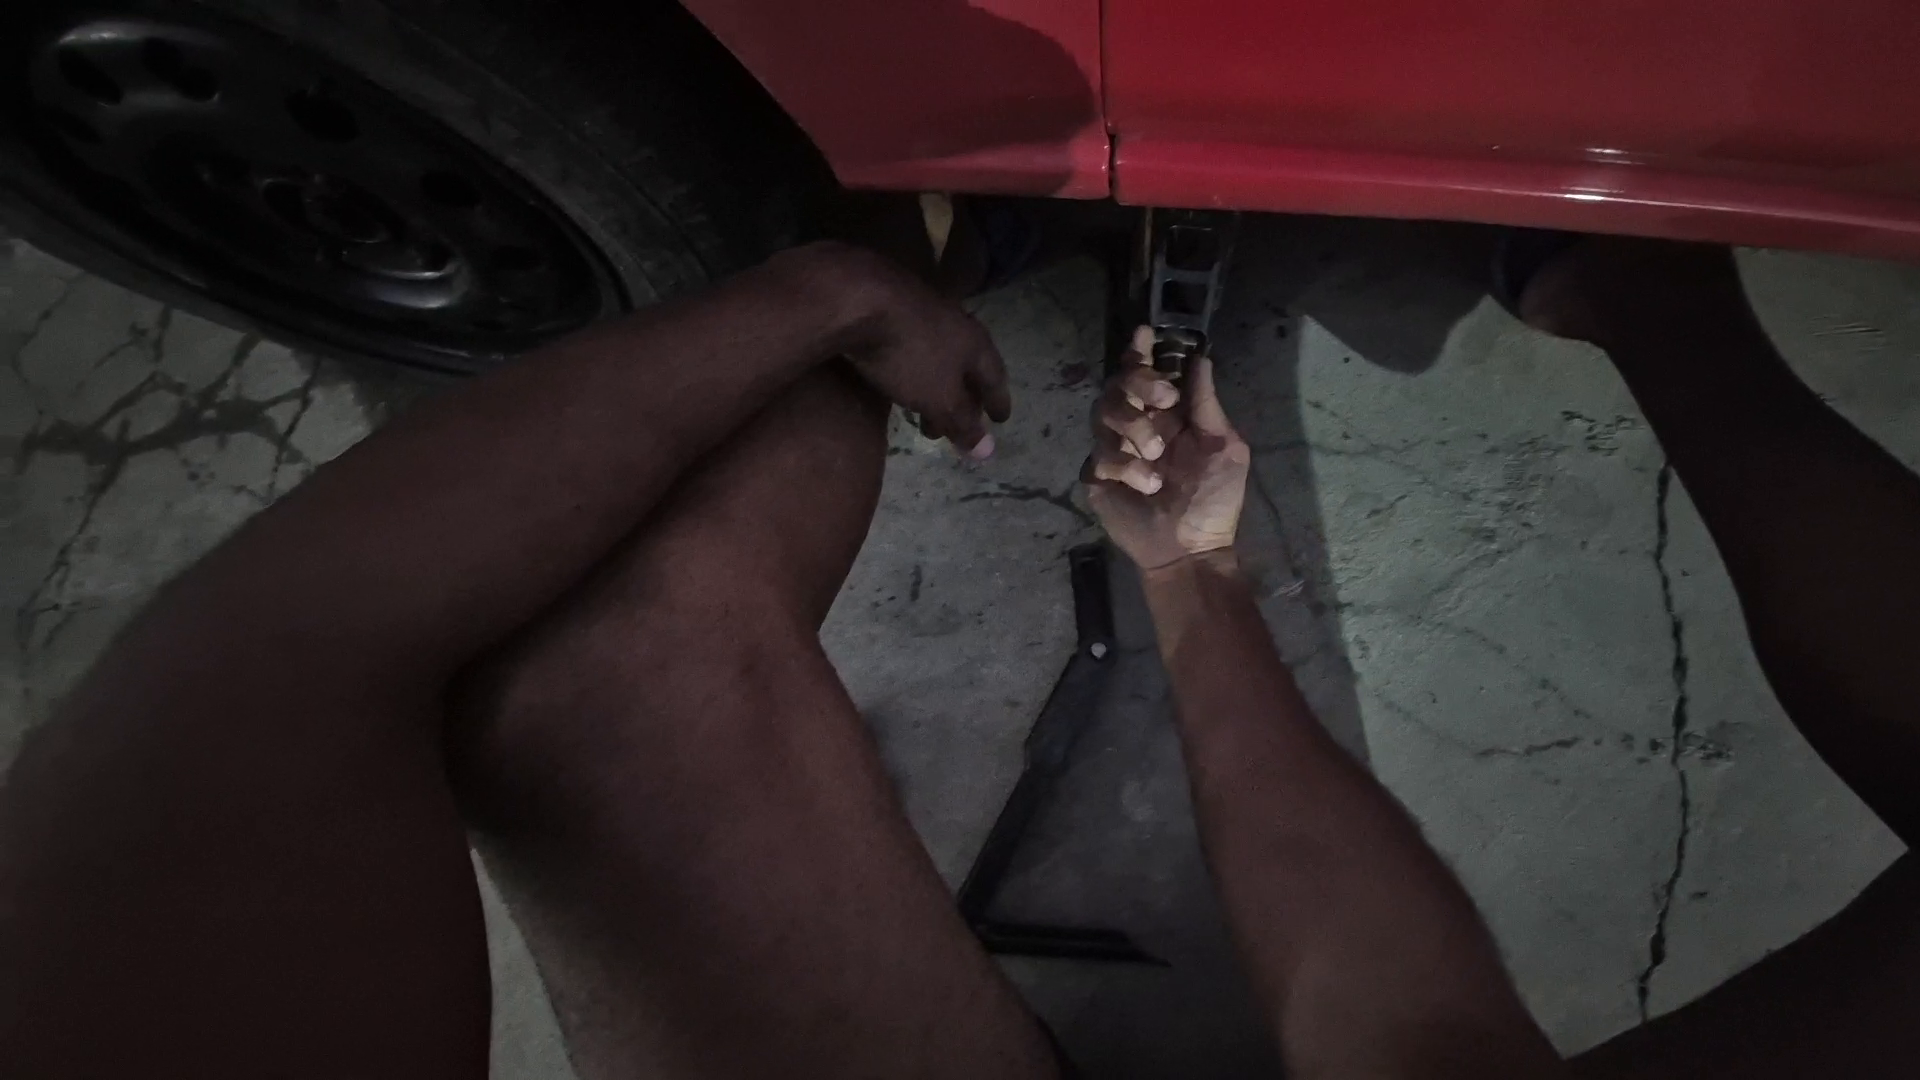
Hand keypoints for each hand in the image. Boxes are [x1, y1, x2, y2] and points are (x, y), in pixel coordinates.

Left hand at [798, 243, 1011, 456]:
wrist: (856, 299)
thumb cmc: (909, 355)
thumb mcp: (940, 398)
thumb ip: (963, 423)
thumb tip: (989, 451)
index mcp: (974, 342)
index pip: (995, 376)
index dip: (997, 401)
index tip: (1000, 420)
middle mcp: (954, 321)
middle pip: (966, 366)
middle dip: (963, 400)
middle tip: (955, 428)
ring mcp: (921, 309)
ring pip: (938, 355)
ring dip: (936, 386)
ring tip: (923, 412)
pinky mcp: (889, 304)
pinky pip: (912, 345)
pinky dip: (914, 368)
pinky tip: (899, 377)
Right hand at [1084, 327, 1249, 570]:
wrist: (1190, 548)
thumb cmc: (1212, 500)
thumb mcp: (1223, 447)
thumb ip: (1206, 404)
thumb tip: (1202, 359)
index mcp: (1166, 415)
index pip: (1145, 373)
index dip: (1140, 351)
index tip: (1144, 334)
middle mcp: (1136, 426)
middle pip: (1117, 384)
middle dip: (1141, 384)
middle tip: (1165, 400)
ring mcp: (1114, 451)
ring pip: (1102, 413)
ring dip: (1134, 427)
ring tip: (1157, 456)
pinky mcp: (1098, 477)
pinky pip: (1099, 457)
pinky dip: (1125, 467)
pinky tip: (1146, 486)